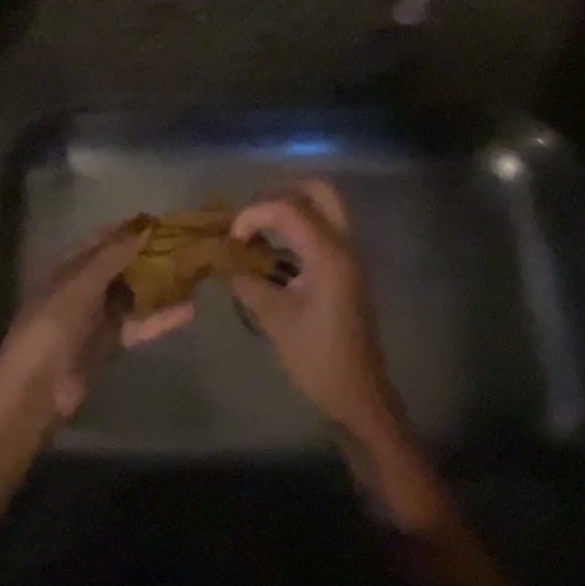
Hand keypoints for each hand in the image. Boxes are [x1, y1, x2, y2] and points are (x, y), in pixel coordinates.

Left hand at [0, 224, 192, 420]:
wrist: (38, 388)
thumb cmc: (52, 326)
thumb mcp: (80, 284)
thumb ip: (111, 256)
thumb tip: (142, 227)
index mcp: (65, 267)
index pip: (99, 240)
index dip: (127, 230)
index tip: (162, 222)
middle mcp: (81, 287)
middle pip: (119, 266)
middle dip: (147, 256)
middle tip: (185, 246)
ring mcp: (95, 316)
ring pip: (131, 294)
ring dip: (157, 285)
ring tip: (194, 273)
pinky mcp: (109, 343)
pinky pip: (138, 324)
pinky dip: (160, 318)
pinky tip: (189, 310)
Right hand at [230, 181, 396, 432]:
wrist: (357, 393)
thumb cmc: (315, 357)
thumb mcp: (274, 318)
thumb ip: (248, 281)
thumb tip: (227, 261)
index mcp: (329, 255)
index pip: (287, 208)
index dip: (253, 214)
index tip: (232, 239)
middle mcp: (345, 246)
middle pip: (318, 192)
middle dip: (280, 196)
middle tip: (252, 220)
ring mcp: (350, 257)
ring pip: (325, 209)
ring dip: (290, 211)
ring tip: (257, 235)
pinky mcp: (347, 270)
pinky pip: (325, 231)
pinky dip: (299, 230)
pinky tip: (273, 255)